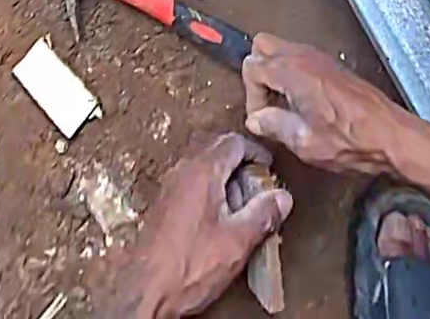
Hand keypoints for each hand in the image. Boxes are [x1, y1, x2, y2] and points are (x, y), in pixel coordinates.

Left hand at [123, 133, 293, 318]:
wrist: (146, 288)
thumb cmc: (191, 264)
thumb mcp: (237, 241)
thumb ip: (262, 215)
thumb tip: (283, 196)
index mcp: (203, 170)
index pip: (234, 142)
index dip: (256, 151)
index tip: (270, 167)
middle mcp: (184, 167)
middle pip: (218, 147)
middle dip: (241, 161)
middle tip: (258, 185)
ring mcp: (171, 181)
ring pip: (204, 162)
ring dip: (225, 174)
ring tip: (241, 203)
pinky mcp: (164, 199)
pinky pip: (192, 177)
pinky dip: (210, 185)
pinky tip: (218, 215)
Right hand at [242, 34, 411, 176]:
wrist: (391, 134)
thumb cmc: (352, 139)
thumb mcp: (305, 142)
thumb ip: (274, 126)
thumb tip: (257, 120)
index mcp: (291, 71)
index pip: (251, 67)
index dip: (251, 96)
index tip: (262, 118)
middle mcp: (302, 56)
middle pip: (261, 45)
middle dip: (257, 72)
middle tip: (267, 102)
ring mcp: (317, 57)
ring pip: (280, 48)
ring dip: (274, 71)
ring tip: (284, 104)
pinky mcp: (330, 64)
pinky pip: (298, 56)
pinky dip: (290, 71)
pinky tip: (302, 101)